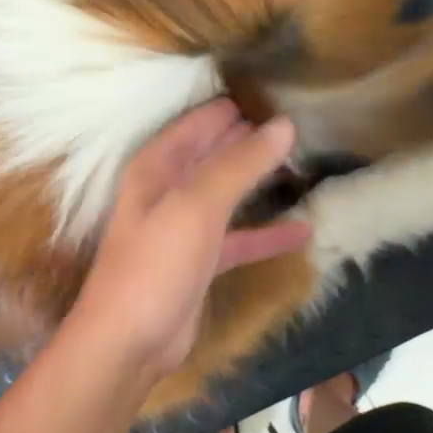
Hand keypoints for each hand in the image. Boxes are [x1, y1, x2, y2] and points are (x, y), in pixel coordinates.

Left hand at [62, 99, 311, 378]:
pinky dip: (266, 234)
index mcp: (156, 167)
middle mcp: (167, 191)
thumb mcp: (198, 206)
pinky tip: (303, 230)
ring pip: (227, 194)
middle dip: (249, 139)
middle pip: (213, 155)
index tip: (274, 91)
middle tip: (297, 123)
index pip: (197, 124)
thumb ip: (240, 164)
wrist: (129, 341)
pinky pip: (238, 239)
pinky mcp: (198, 263)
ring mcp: (183, 228)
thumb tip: (283, 125)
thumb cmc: (156, 264)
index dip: (231, 108)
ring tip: (302, 164)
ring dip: (258, 181)